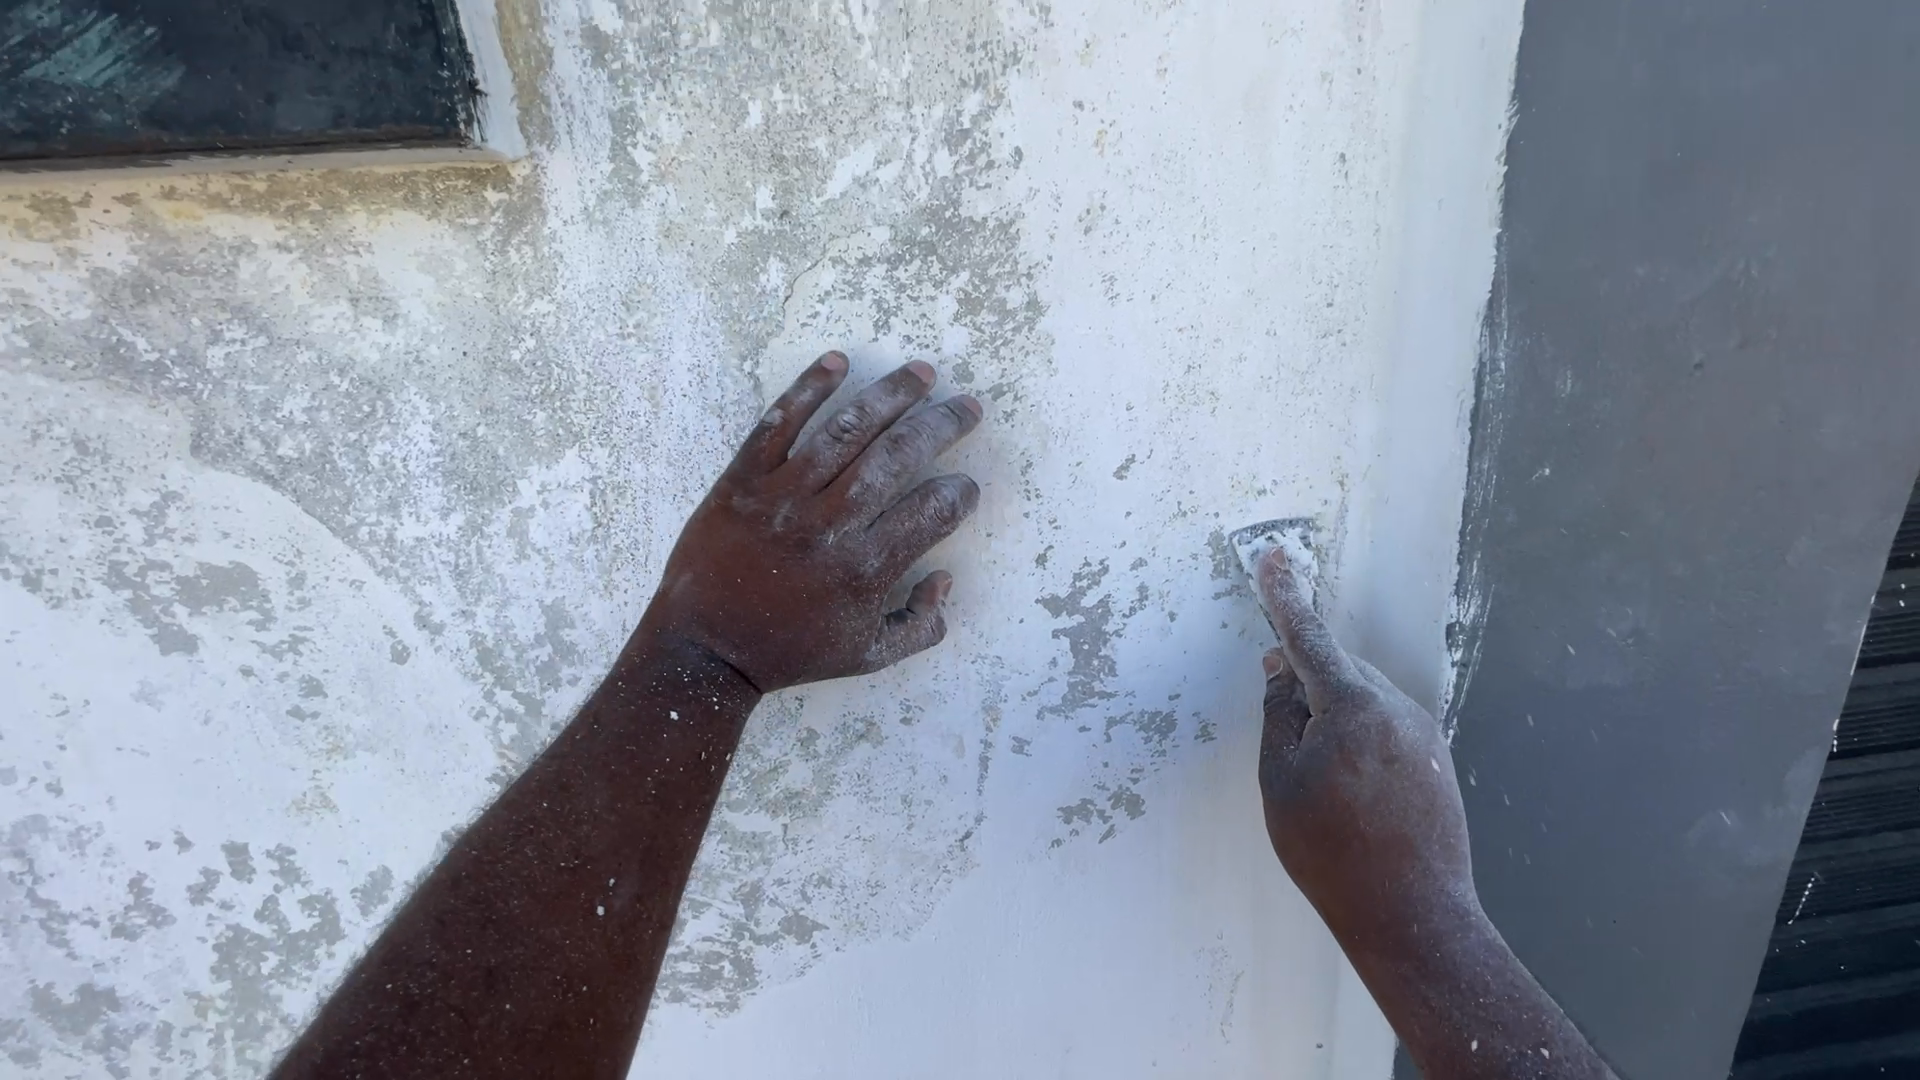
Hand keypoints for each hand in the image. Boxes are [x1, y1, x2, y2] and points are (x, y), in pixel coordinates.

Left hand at [640, 353, 983, 692]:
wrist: (704, 648)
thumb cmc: (789, 651)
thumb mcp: (866, 657)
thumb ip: (919, 625)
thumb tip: (946, 580)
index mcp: (865, 569)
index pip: (932, 512)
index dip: (960, 493)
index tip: (965, 487)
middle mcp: (830, 526)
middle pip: (899, 457)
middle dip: (942, 425)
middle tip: (968, 407)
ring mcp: (784, 497)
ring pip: (848, 430)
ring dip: (892, 395)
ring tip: (922, 373)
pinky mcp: (743, 480)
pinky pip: (778, 423)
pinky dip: (809, 389)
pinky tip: (838, 361)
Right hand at [1253, 546, 1479, 953]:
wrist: (1413, 918)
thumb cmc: (1330, 850)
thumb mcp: (1280, 778)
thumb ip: (1279, 714)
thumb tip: (1281, 670)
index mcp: (1354, 707)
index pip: (1310, 638)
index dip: (1285, 596)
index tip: (1274, 558)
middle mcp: (1397, 708)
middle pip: (1337, 668)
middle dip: (1304, 678)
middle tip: (1278, 711)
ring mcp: (1422, 733)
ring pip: (1360, 695)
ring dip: (1330, 710)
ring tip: (1314, 769)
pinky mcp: (1434, 758)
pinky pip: (1382, 721)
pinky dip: (1353, 730)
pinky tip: (1345, 780)